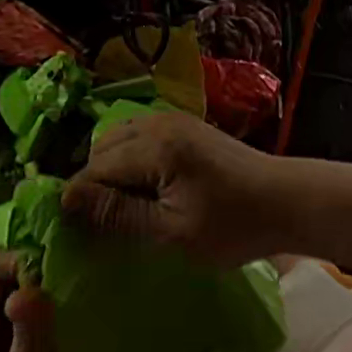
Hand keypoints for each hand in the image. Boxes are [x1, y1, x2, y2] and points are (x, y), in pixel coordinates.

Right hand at [61, 112, 284, 266]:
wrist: (283, 199)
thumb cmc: (231, 223)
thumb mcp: (173, 232)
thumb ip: (119, 215)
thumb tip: (69, 202)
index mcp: (154, 146)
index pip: (96, 167)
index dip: (78, 199)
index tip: (68, 232)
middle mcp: (158, 122)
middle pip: (102, 147)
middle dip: (92, 183)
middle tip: (95, 225)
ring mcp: (171, 120)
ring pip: (118, 139)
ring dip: (110, 171)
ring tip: (117, 210)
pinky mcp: (183, 125)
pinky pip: (138, 136)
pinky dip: (128, 160)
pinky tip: (141, 189)